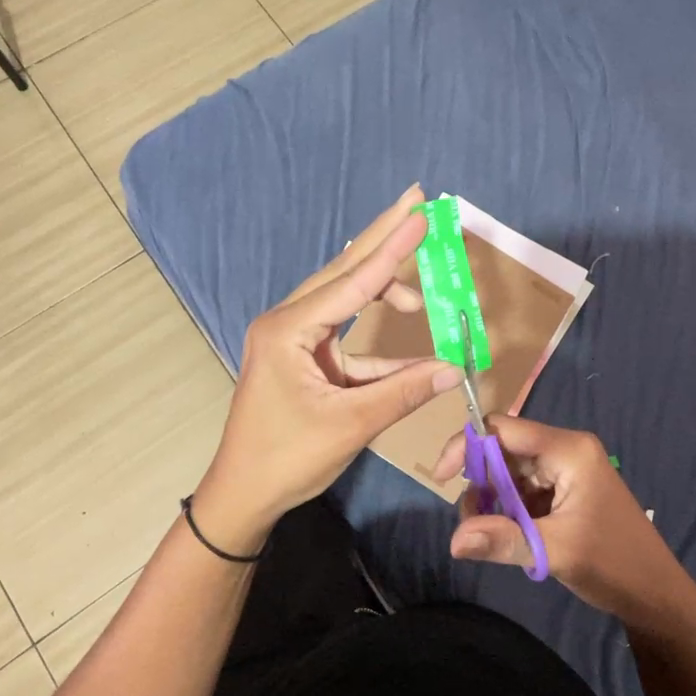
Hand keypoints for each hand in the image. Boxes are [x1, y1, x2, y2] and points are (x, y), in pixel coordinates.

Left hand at [196, 186, 463, 545]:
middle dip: (382, 238)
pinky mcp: (303, 358)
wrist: (242, 496)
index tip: (420, 213)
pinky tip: (410, 332)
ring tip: (419, 266)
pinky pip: (346, 333)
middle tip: (415, 200)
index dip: (392, 249)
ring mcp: (293, 339)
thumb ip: (402, 391)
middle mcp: (287, 323)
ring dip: (383, 283)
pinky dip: (378, 332)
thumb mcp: (350, 425)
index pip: (352, 282)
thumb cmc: (286, 459)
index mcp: (288, 330)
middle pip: (344, 272)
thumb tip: (453, 367)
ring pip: (344, 297)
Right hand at [434, 416, 686, 624]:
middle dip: (480, 482)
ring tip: (491, 536)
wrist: (657, 595)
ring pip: (509, 471)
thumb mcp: (555, 551)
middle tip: (472, 522)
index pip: (502, 429)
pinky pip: (522, 489)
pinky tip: (508, 535)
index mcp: (568, 450)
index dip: (467, 446)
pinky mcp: (564, 491)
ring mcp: (565, 470)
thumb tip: (454, 540)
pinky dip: (508, 509)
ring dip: (493, 500)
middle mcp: (565, 450)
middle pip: (502, 449)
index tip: (442, 478)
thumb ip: (504, 540)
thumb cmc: (614, 564)